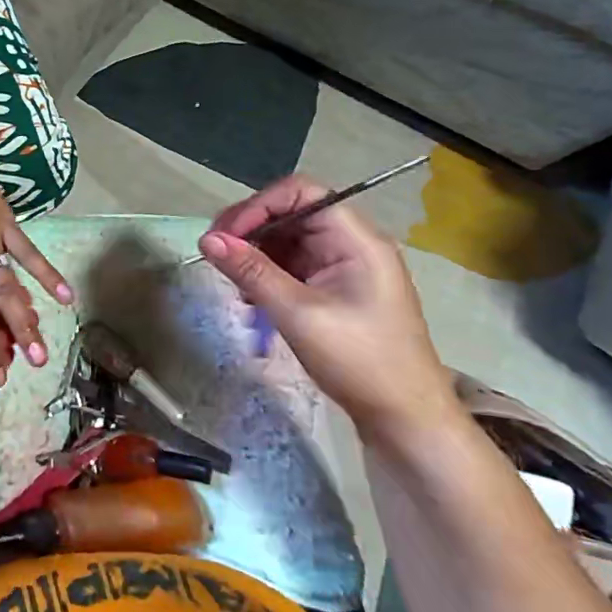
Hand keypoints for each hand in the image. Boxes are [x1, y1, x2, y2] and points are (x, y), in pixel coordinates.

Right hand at [199, 174, 456, 439]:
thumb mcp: (297, 313)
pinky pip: (293, 267)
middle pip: (291, 214)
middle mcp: (351, 244)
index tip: (223, 236)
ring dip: (255, 256)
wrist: (404, 418)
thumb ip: (251, 271)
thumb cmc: (359, 360)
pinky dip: (267, 276)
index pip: (300, 193)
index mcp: (356, 239)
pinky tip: (249, 299)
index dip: (258, 206)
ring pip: (288, 242)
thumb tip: (207, 240)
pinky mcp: (335, 290)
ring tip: (232, 284)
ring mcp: (344, 268)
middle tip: (215, 255)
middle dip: (250, 231)